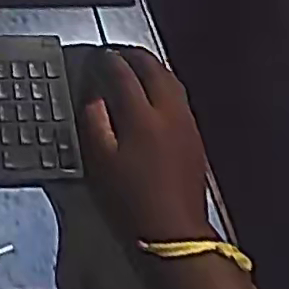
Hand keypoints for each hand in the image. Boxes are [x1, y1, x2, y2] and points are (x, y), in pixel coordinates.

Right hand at [78, 47, 211, 242]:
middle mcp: (168, 112)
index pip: (122, 72)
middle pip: (152, 67)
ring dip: (149, 66)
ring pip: (169, 77)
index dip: (107, 59)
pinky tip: (150, 89)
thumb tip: (93, 93)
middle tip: (113, 54)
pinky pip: (178, 94)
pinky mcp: (194, 134)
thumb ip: (94, 118)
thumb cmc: (130, 197)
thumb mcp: (99, 158)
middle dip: (131, 55)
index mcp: (141, 116)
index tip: (96, 57)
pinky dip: (162, 81)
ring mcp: (185, 122)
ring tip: (131, 65)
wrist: (174, 234)